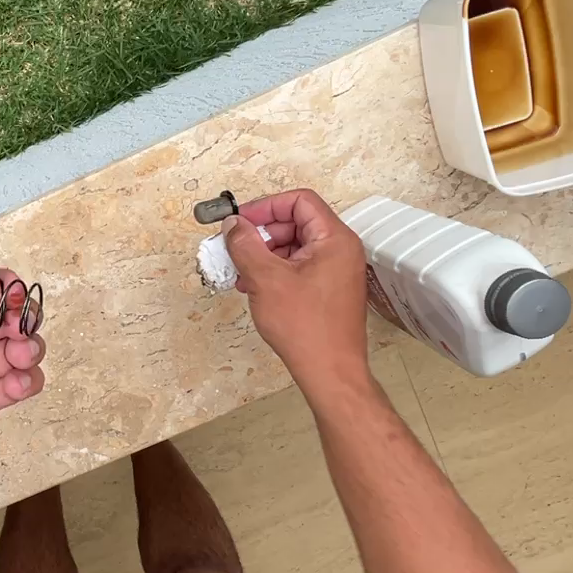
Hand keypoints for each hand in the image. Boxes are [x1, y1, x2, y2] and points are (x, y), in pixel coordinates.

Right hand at [223, 189, 371, 394]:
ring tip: (240, 273)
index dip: (265, 207)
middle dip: (260, 234)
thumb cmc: (305, 327)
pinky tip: (253, 286)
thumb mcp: (265, 278)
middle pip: (294, 223)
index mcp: (334, 239)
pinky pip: (295, 266)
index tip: (239, 221)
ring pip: (292, 246)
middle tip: (234, 247)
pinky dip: (272, 270)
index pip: (299, 201)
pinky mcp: (326, 288)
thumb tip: (233, 224)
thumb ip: (245, 244)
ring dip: (262, 254)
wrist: (329, 371)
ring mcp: (334, 270)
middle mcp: (339, 250)